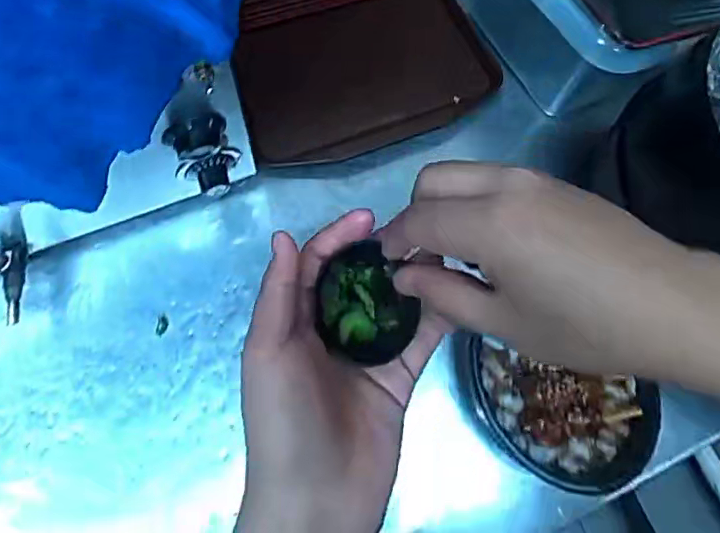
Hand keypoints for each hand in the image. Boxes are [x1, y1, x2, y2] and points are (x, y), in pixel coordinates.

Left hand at [237, 209, 450, 532]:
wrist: (315, 505)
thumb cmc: (281, 421)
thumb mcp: (267, 351)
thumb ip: (279, 293)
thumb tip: (282, 235)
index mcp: (293, 319)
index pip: (317, 263)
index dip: (338, 236)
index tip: (368, 216)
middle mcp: (328, 330)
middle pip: (356, 277)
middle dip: (378, 251)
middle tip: (410, 228)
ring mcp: (365, 354)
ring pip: (389, 303)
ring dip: (408, 277)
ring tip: (436, 249)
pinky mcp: (396, 380)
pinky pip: (416, 340)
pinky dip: (433, 316)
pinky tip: (452, 291)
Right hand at [376, 161, 719, 379]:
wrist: (675, 304)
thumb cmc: (590, 327)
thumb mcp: (509, 324)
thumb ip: (445, 295)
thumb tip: (403, 276)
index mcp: (489, 223)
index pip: (419, 218)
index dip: (394, 238)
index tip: (384, 261)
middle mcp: (503, 185)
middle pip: (432, 180)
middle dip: (415, 213)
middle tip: (423, 256)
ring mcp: (529, 177)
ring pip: (462, 174)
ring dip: (445, 204)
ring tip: (458, 251)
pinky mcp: (550, 181)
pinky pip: (491, 178)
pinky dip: (473, 200)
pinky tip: (495, 242)